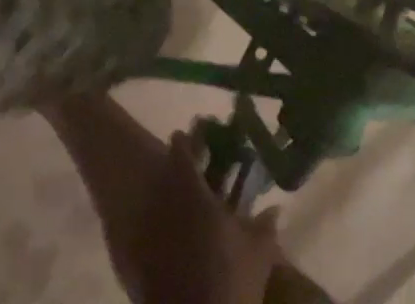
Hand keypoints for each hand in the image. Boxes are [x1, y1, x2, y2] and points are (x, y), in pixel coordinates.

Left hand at [121, 130, 282, 303]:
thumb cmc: (230, 280)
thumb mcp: (258, 253)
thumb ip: (264, 226)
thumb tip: (275, 208)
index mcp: (194, 197)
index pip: (182, 156)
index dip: (184, 142)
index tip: (186, 133)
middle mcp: (167, 208)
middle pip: (165, 176)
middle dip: (175, 167)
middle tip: (188, 165)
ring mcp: (150, 234)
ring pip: (154, 202)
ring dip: (165, 195)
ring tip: (181, 198)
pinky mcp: (140, 260)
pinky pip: (146, 232)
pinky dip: (156, 226)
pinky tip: (168, 233)